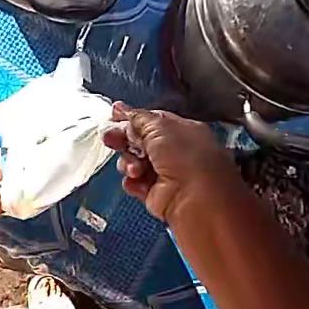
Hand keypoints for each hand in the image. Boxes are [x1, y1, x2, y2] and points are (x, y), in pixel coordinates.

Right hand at [102, 104, 243, 223]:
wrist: (196, 198)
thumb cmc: (192, 161)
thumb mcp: (160, 128)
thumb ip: (138, 118)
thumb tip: (123, 110)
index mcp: (180, 130)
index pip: (150, 121)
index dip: (131, 119)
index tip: (114, 117)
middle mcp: (173, 151)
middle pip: (138, 141)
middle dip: (123, 140)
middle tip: (112, 139)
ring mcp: (163, 172)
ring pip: (132, 162)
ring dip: (128, 163)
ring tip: (135, 167)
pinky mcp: (155, 192)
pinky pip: (133, 182)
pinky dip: (132, 181)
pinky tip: (138, 179)